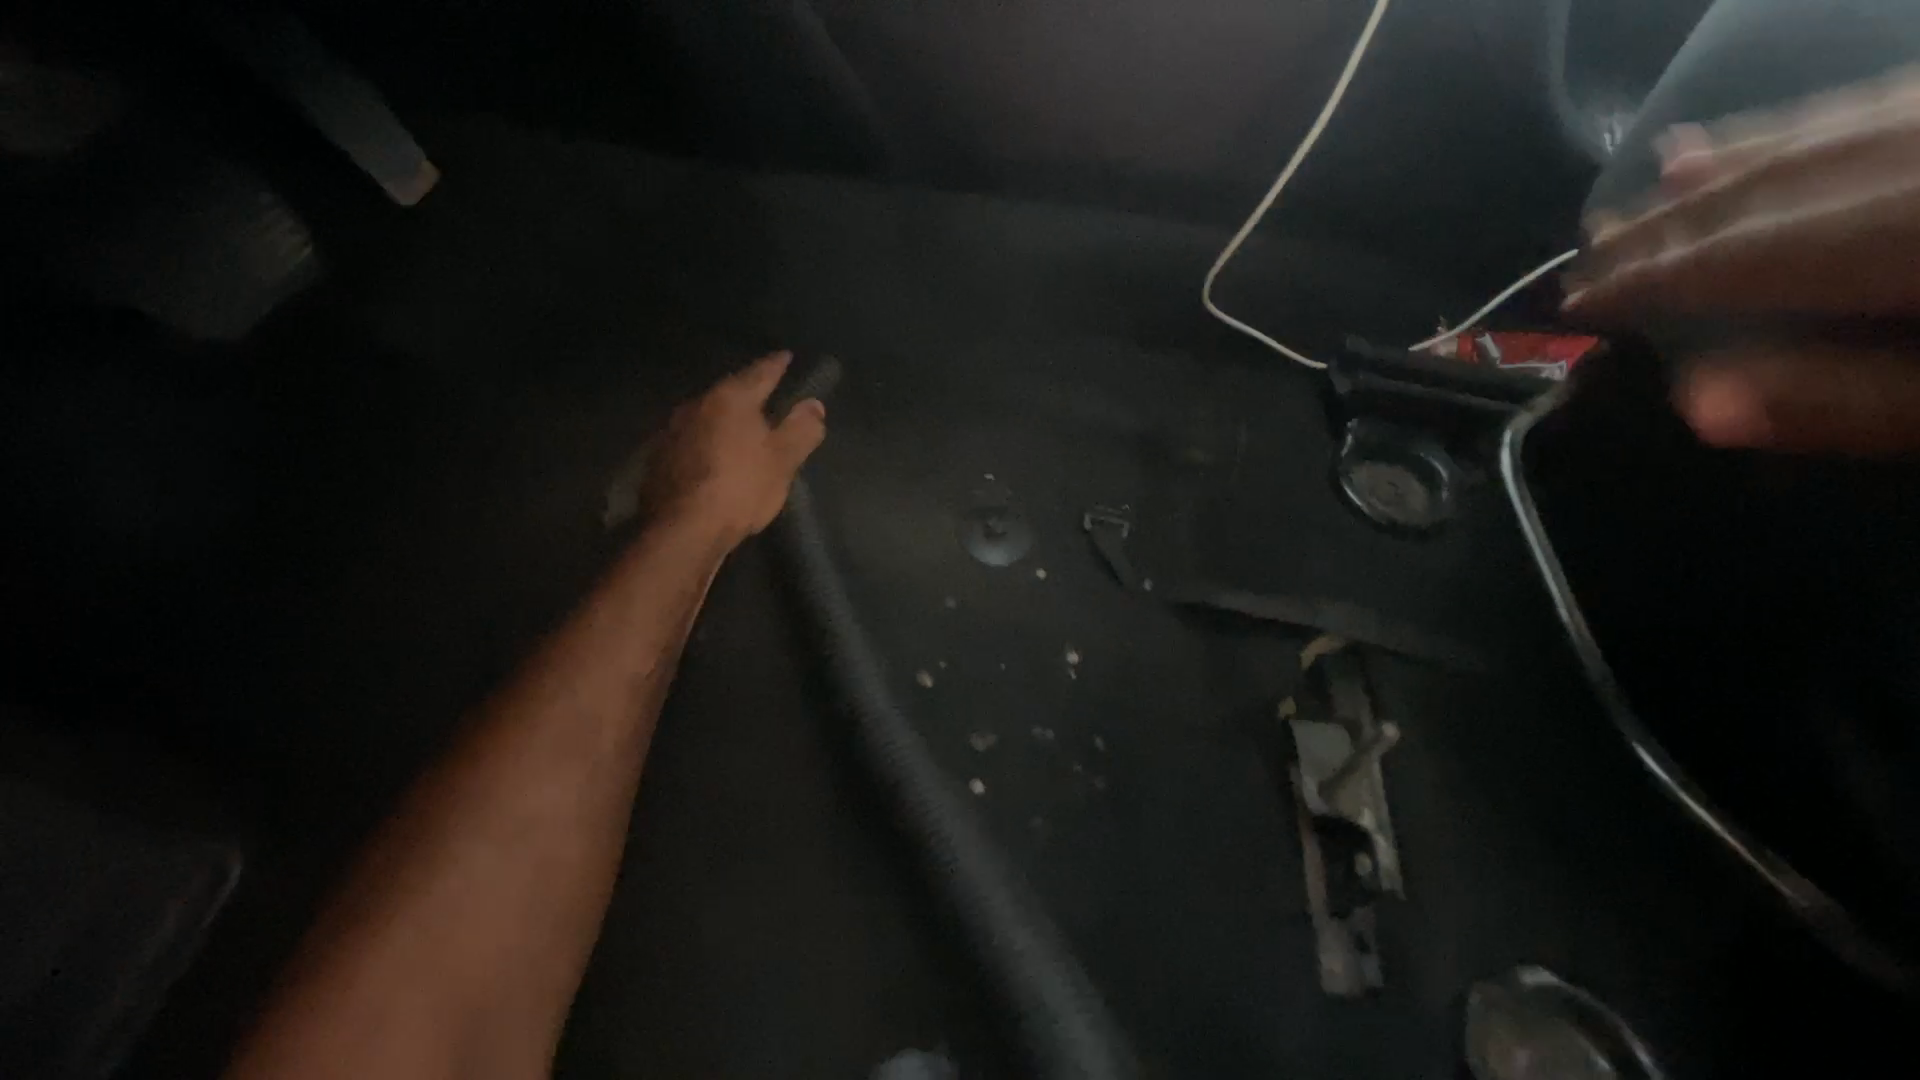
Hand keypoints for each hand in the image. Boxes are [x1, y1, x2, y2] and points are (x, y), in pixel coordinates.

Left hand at [645, 351, 826, 542]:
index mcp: (730, 399)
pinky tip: (713, 459)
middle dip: (747, 394)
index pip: (760, 372)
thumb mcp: (782, 460)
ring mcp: (672, 432)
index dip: (777, 365)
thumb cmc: (740, 488)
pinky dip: (706, 444)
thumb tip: (814, 404)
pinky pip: (691, 441)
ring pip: (706, 417)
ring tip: (740, 430)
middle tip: (766, 397)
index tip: (787, 357)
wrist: (682, 530)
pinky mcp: (658, 459)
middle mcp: (696, 405)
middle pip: (728, 392)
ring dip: (723, 421)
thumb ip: (801, 429)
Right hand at [1565, 66, 1919, 454]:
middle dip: (1675, 220)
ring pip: (1833, 131)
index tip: (1575, 304)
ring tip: (1661, 172)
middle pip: (1778, 188)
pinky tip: (1780, 125)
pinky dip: (1820, 116)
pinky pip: (1893, 98)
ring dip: (1736, 159)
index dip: (1654, 280)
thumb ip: (1850, 402)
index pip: (1751, 256)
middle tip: (1591, 247)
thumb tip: (1702, 403)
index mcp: (1917, 236)